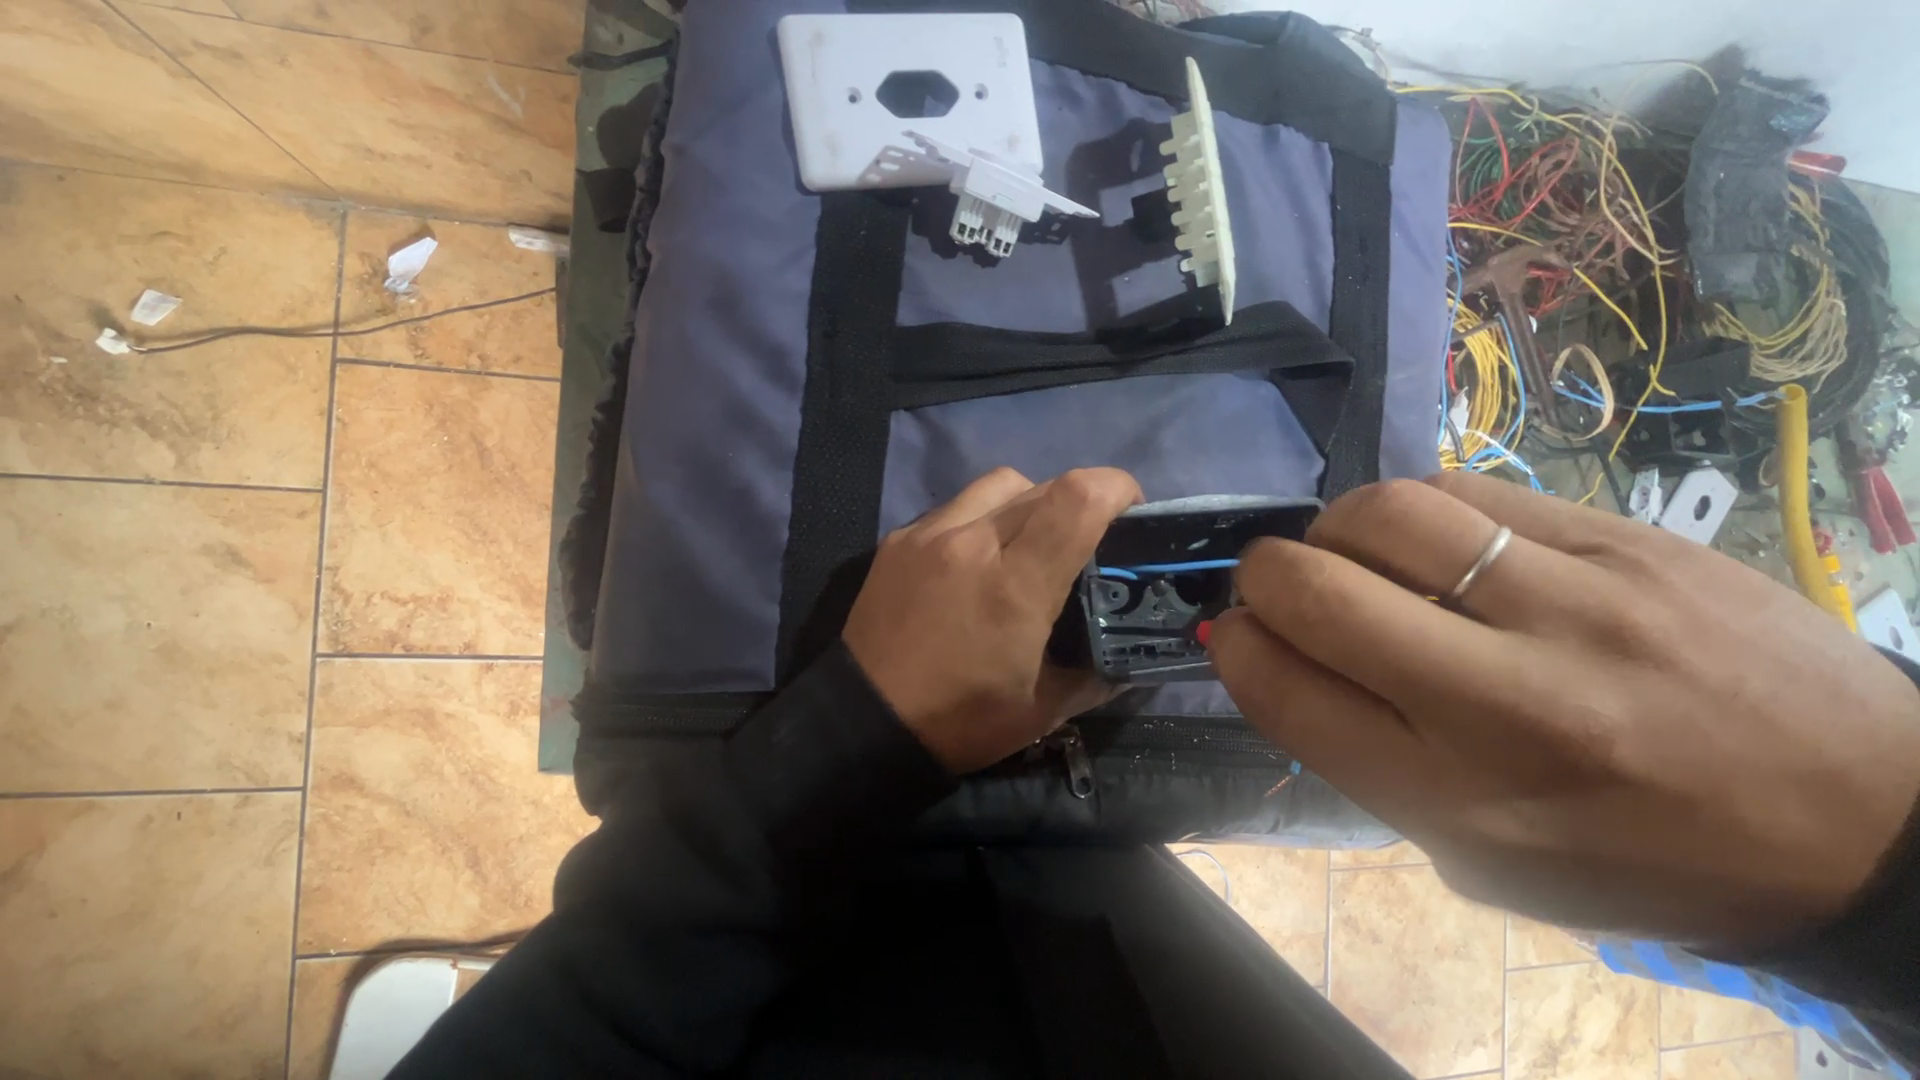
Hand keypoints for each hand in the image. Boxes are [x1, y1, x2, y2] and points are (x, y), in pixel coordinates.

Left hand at [843, 467, 1142, 773]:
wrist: (862, 724)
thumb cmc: (960, 722)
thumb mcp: (1044, 710)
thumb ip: (1098, 674)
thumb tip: (1131, 655)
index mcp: (1016, 585)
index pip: (1078, 498)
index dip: (1117, 489)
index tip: (1130, 513)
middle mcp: (972, 543)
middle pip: (1045, 486)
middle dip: (1079, 503)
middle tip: (1084, 542)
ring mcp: (929, 534)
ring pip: (999, 485)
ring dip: (1029, 501)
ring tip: (1030, 542)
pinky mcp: (898, 540)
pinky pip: (955, 506)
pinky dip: (981, 518)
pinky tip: (976, 559)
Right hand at [1210, 470, 1919, 947]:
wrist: (1866, 821)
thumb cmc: (1637, 859)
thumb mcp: (1479, 856)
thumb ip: (1364, 757)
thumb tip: (1274, 654)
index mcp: (1457, 799)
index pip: (1284, 692)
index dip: (1235, 648)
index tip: (1237, 635)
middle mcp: (1503, 702)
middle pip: (1314, 593)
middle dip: (1261, 576)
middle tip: (1278, 583)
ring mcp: (1574, 609)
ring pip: (1383, 516)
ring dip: (1332, 528)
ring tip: (1353, 551)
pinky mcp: (1627, 543)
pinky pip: (1465, 489)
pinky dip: (1412, 508)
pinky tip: (1429, 535)